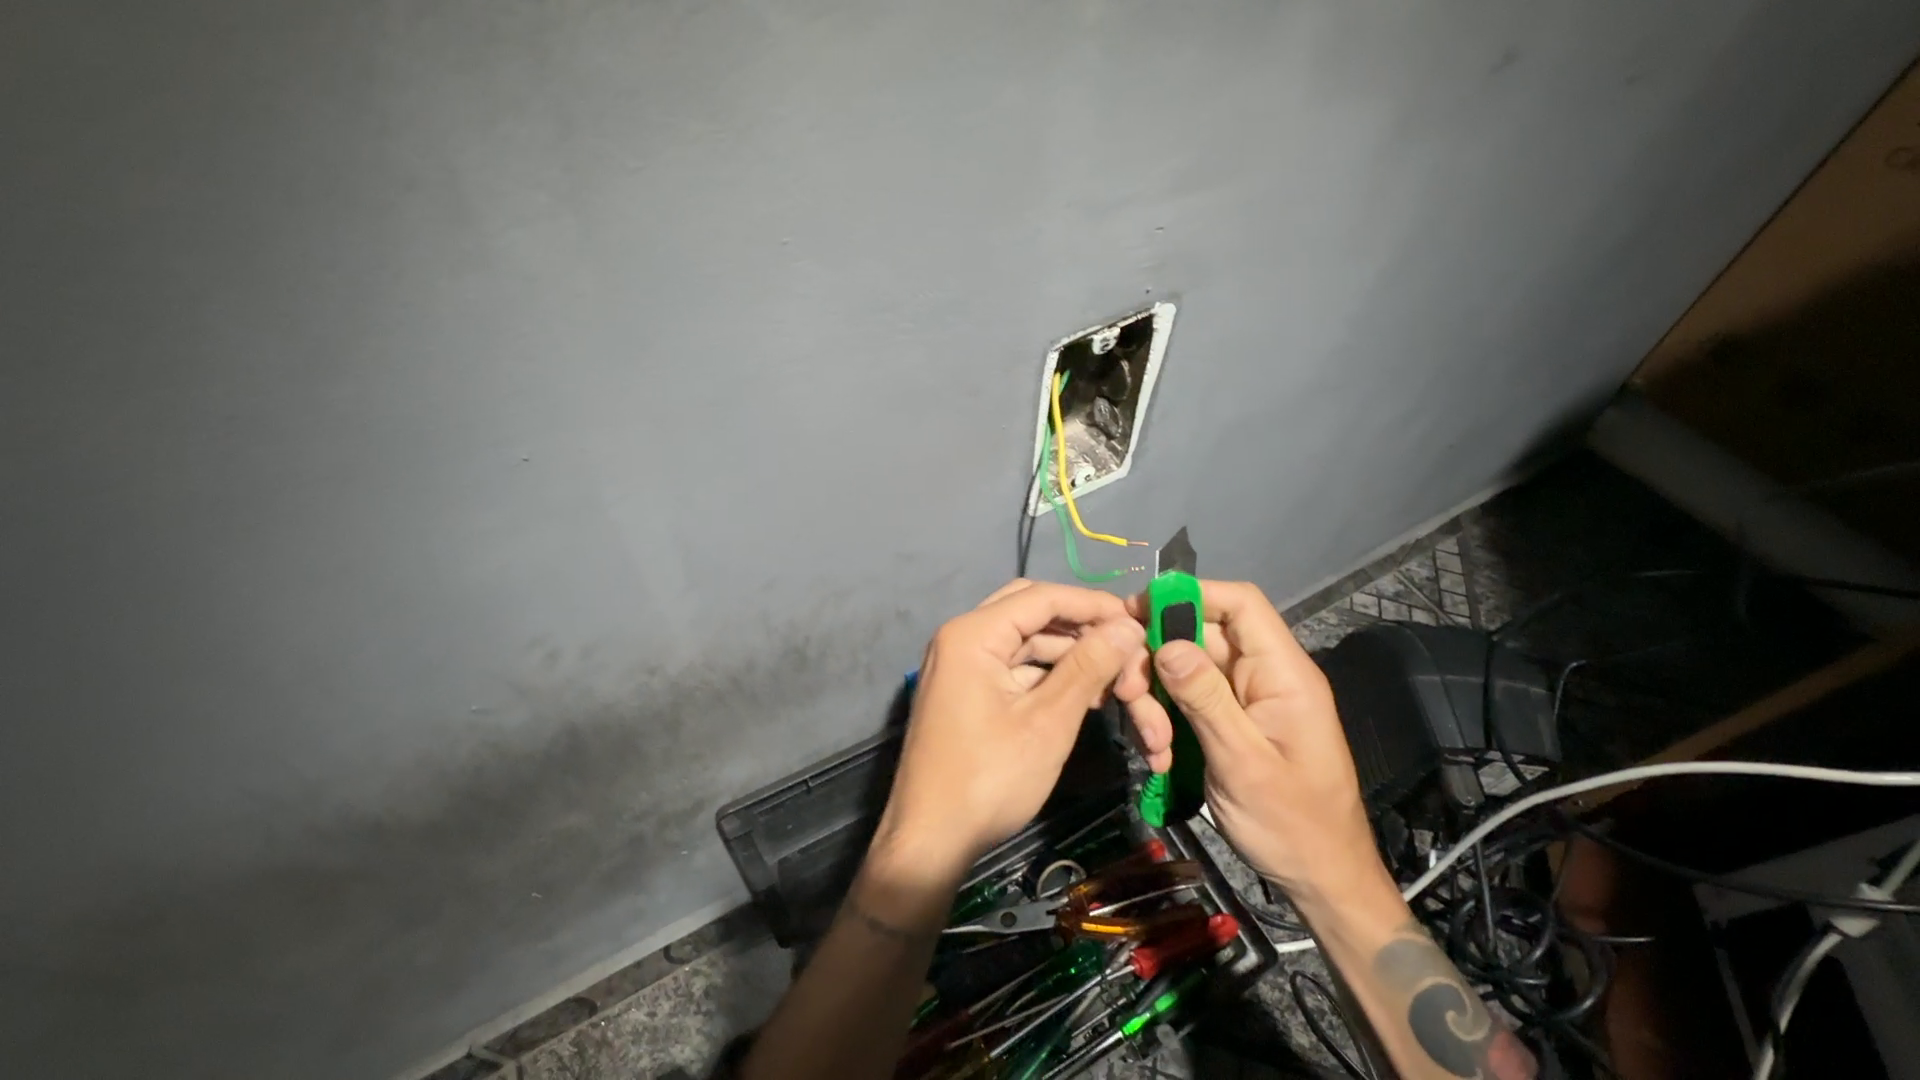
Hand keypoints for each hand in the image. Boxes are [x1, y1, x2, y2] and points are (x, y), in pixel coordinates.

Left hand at [874, 580, 1151, 875]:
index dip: (1094, 605)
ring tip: (1115, 679)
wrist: (930, 840)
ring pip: (1025, 642)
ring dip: (1068, 655)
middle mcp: (961, 639)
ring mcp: (961, 666)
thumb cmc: (989, 779)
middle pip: (1032, 612)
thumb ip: (1088, 666)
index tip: (1138, 619)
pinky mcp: (966, 692)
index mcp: (972, 635)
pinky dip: (1048, 676)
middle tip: (1125, 647)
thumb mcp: (1048, 721)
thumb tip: (1127, 626)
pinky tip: (1084, 696)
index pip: (1042, 597)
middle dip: (1081, 627)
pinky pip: (1014, 668)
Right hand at [1123, 581, 1386, 903]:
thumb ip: (1205, 699)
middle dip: (1157, 661)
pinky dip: (1166, 724)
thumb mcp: (1243, 762)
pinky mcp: (1230, 725)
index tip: (1137, 612)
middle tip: (1126, 694)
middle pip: (1200, 637)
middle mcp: (1264, 677)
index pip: (1241, 605)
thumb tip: (1166, 642)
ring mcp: (1246, 701)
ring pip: (1185, 672)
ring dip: (1157, 701)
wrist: (1320, 880)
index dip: (1189, 595)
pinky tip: (1160, 757)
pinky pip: (1188, 704)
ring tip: (1152, 744)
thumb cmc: (1292, 824)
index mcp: (1282, 673)